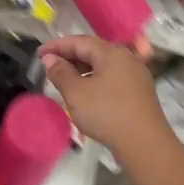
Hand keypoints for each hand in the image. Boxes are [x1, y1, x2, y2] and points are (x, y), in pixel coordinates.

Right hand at [37, 36, 173, 156]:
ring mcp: (136, 75)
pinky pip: (113, 77)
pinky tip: (88, 92)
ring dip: (83, 69)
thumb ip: (61, 73)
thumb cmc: (106, 113)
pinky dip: (96, 79)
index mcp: (111, 53)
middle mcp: (127, 58)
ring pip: (104, 65)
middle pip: (94, 51)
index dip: (57, 46)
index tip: (39, 53)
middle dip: (70, 56)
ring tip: (66, 79)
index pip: (79, 42)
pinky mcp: (140, 91)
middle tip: (51, 66)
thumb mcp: (76, 93)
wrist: (144, 142)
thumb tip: (50, 59)